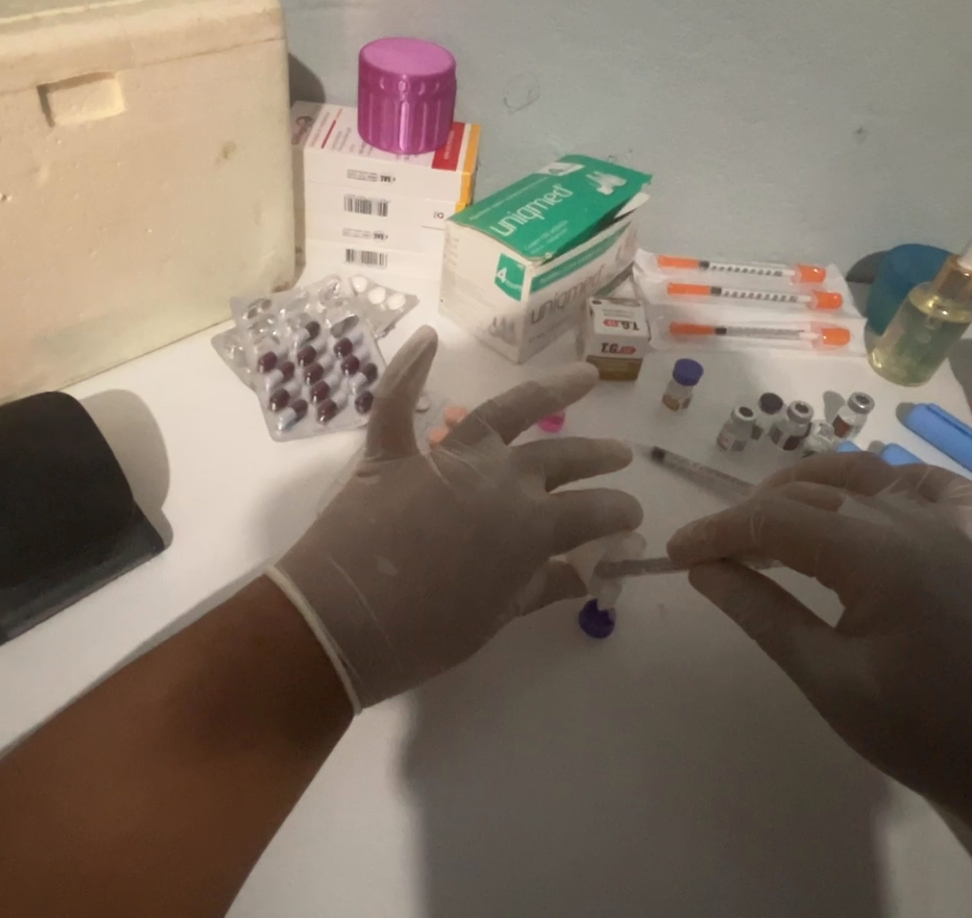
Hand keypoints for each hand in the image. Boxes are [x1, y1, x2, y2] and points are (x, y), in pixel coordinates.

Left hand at [270, 327, 643, 710]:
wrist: (340, 625)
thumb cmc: (425, 634)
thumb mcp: (496, 617)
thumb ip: (543, 585)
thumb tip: (585, 573)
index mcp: (529, 526)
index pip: (592, 511)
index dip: (618, 514)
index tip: (631, 518)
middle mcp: (497, 478)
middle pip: (559, 458)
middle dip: (596, 457)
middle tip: (620, 453)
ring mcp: (444, 458)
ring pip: (505, 413)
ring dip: (548, 391)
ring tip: (582, 376)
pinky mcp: (391, 454)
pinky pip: (397, 403)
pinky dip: (409, 369)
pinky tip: (428, 337)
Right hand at [669, 453, 971, 844]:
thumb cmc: (921, 733)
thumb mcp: (826, 679)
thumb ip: (760, 612)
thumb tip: (702, 570)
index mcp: (876, 556)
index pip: (774, 519)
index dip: (717, 532)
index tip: (676, 554)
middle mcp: (908, 522)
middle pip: (806, 492)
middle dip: (748, 517)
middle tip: (711, 557)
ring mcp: (942, 525)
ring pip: (855, 472)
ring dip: (801, 487)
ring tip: (766, 525)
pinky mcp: (963, 539)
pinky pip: (921, 483)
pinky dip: (882, 480)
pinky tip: (860, 500)